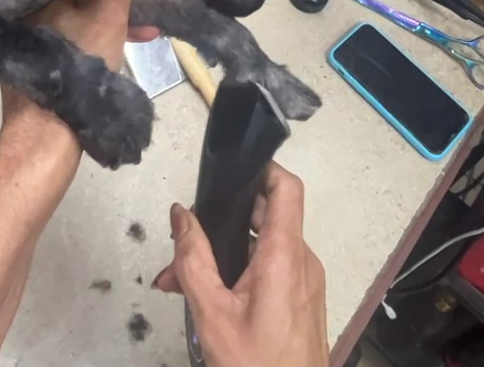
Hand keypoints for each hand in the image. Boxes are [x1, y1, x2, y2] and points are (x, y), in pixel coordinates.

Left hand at [18, 0, 154, 68]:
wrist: (50, 127)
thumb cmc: (80, 57)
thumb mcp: (109, 12)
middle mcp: (32, 4)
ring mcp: (37, 31)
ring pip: (83, 9)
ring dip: (115, 12)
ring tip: (148, 22)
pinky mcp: (46, 53)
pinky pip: (79, 30)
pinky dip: (104, 31)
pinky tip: (135, 38)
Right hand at [152, 162, 328, 366]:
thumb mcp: (212, 315)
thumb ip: (193, 260)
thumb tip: (180, 214)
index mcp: (284, 255)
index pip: (286, 187)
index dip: (262, 168)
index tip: (230, 171)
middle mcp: (301, 261)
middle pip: (265, 216)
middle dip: (220, 224)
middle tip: (180, 246)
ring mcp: (304, 282)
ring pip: (261, 248)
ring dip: (223, 256)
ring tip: (179, 282)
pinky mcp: (301, 302)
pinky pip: (269, 271)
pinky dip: (238, 275)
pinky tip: (206, 299)